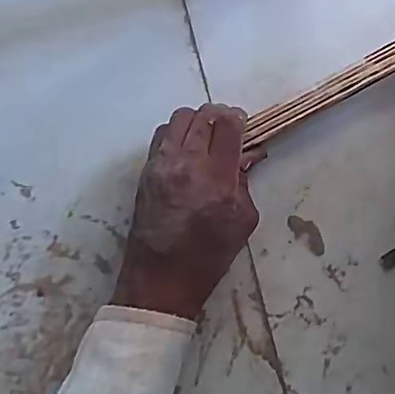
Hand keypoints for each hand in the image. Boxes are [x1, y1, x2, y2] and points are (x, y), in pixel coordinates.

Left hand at [111, 104, 259, 321]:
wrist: (161, 278)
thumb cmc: (209, 255)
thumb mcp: (244, 220)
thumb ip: (245, 181)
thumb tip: (248, 154)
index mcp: (217, 178)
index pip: (227, 125)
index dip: (239, 118)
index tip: (243, 124)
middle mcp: (187, 164)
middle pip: (203, 115)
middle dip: (219, 116)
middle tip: (227, 130)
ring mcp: (161, 165)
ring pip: (179, 118)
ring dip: (196, 122)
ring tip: (205, 138)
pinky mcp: (146, 171)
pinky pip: (162, 135)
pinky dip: (177, 134)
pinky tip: (186, 150)